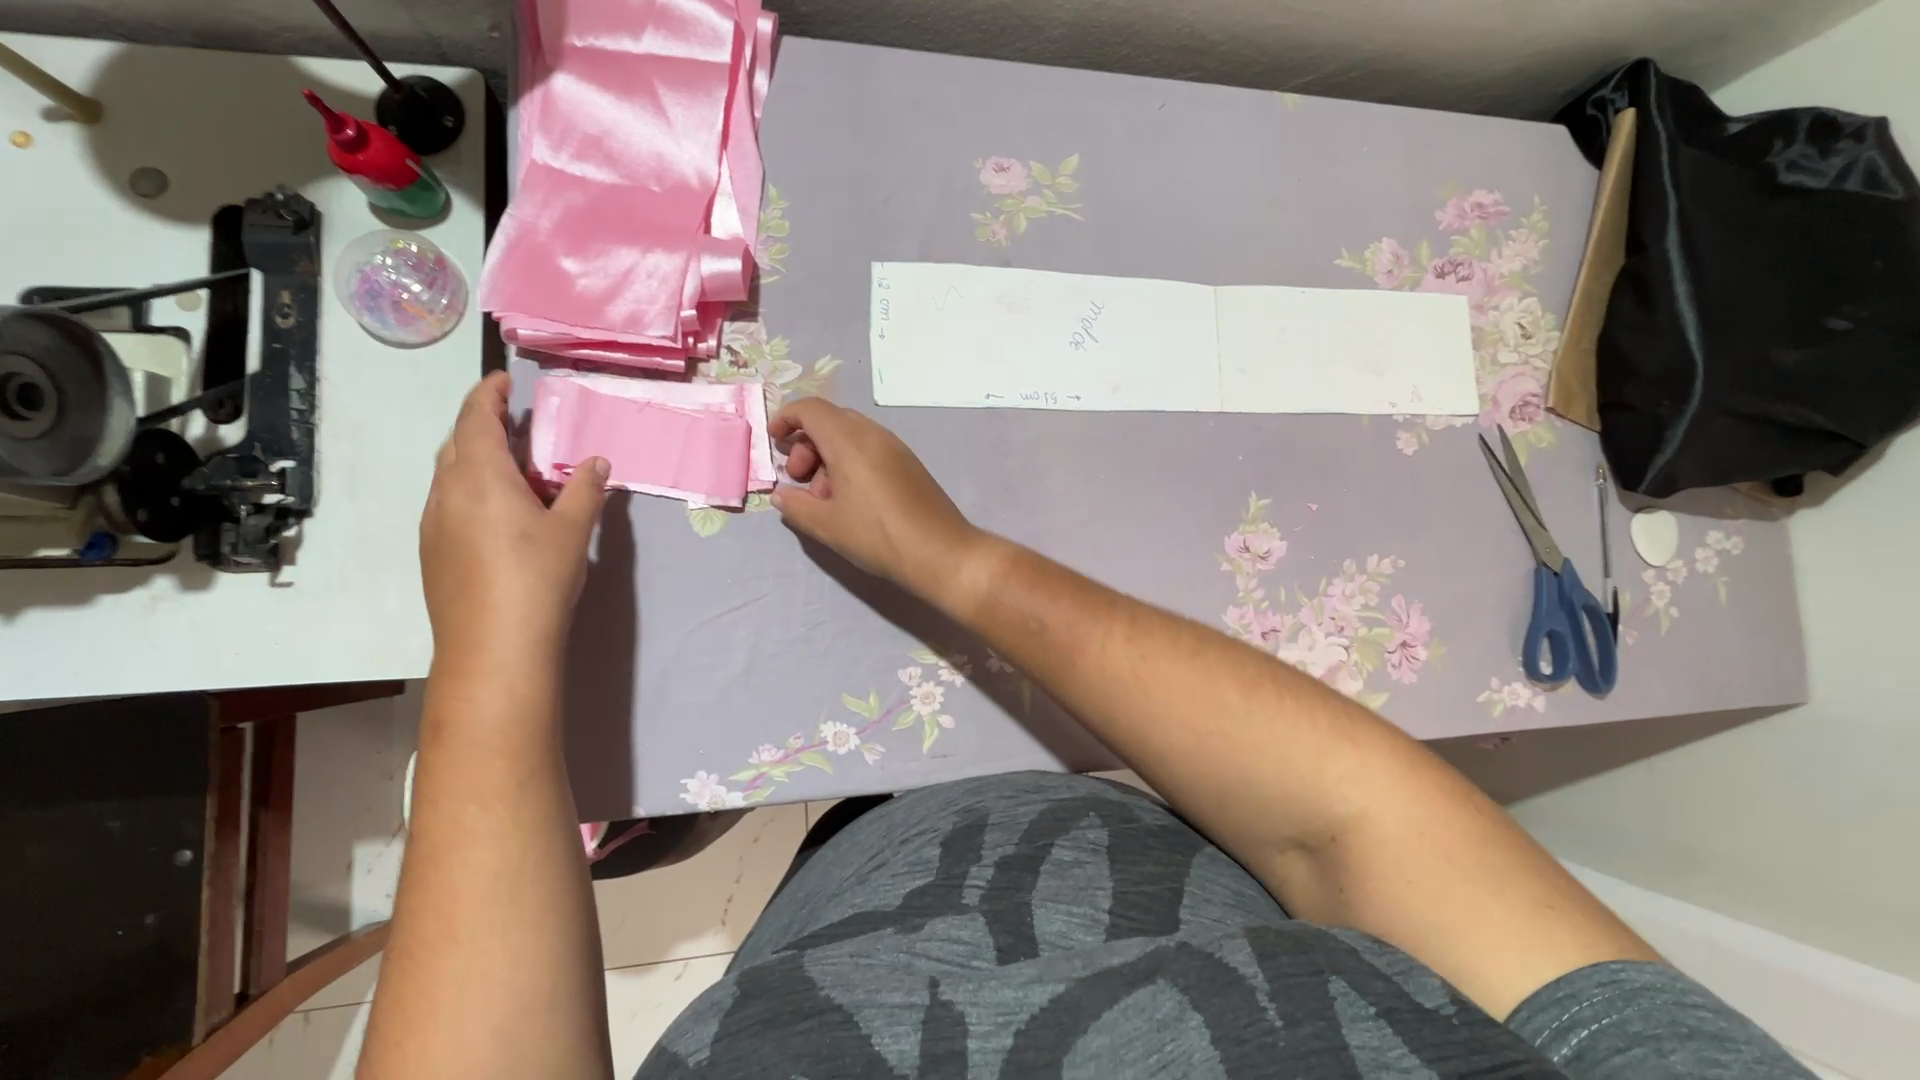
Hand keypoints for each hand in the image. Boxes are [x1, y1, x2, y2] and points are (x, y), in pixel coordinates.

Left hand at [420, 372, 608, 667]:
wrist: (493, 648)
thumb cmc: (536, 580)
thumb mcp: (571, 531)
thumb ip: (585, 491)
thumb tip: (596, 463)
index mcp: (479, 476)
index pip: (476, 418)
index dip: (487, 394)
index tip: (502, 379)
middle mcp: (446, 492)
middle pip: (456, 443)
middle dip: (482, 425)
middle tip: (515, 425)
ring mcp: (433, 523)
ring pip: (450, 475)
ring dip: (477, 461)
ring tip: (514, 471)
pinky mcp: (432, 552)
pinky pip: (449, 503)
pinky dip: (471, 491)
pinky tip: (500, 516)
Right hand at [771, 398, 983, 596]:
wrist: (941, 552)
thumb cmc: (878, 536)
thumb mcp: (827, 526)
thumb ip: (796, 506)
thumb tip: (782, 495)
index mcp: (849, 441)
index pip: (811, 409)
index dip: (786, 418)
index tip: (774, 442)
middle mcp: (874, 435)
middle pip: (830, 420)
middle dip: (806, 443)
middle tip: (800, 480)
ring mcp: (895, 448)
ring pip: (851, 436)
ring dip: (828, 457)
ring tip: (825, 498)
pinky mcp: (909, 464)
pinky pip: (870, 450)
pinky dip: (850, 464)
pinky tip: (850, 501)